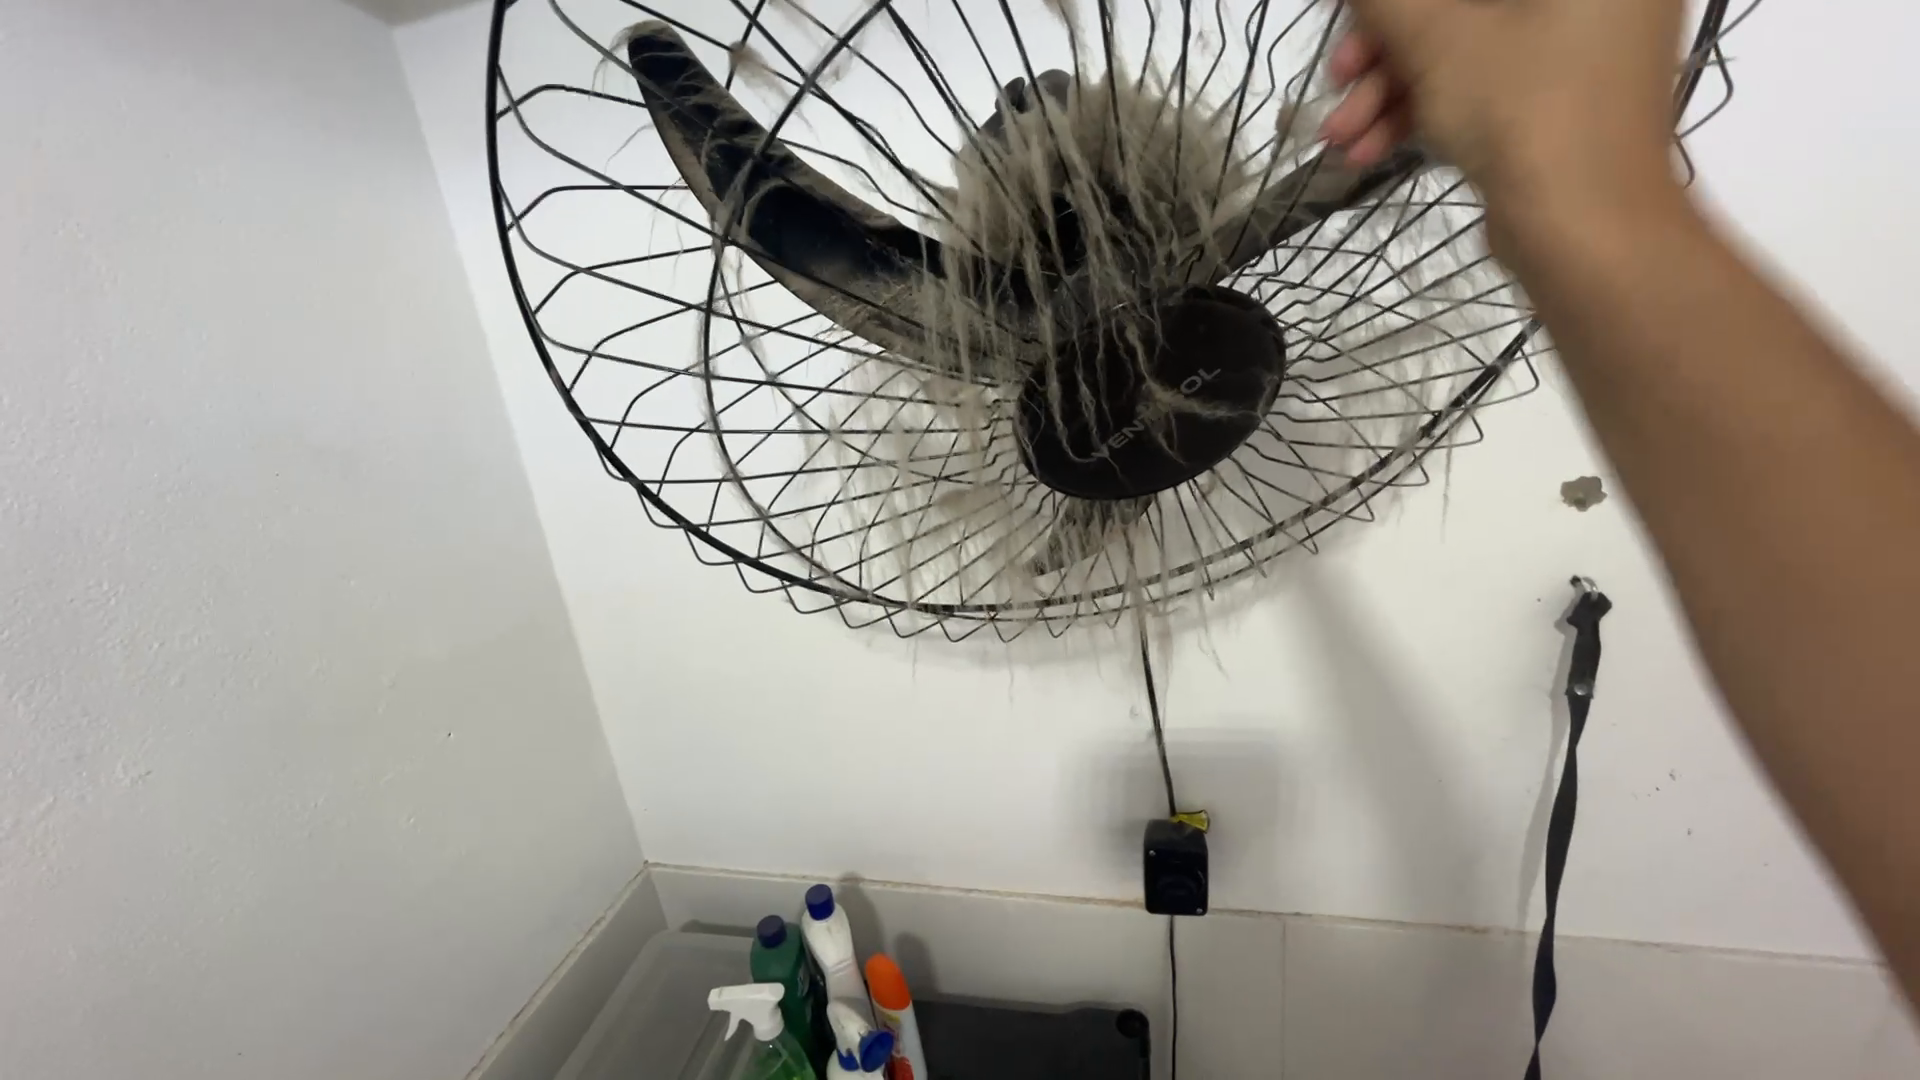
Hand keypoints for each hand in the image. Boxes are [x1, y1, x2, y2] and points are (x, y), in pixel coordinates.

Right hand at [1318, 0, 1690, 251]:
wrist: (1584, 224)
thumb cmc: (1527, 110)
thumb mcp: (1442, 43)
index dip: (1396, 0)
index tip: (1351, 18)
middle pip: (1460, 2)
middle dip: (1384, 48)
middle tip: (1335, 82)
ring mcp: (1577, 37)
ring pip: (1461, 46)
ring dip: (1386, 93)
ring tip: (1339, 139)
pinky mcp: (1554, 91)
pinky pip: (1476, 82)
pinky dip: (1419, 112)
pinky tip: (1368, 151)